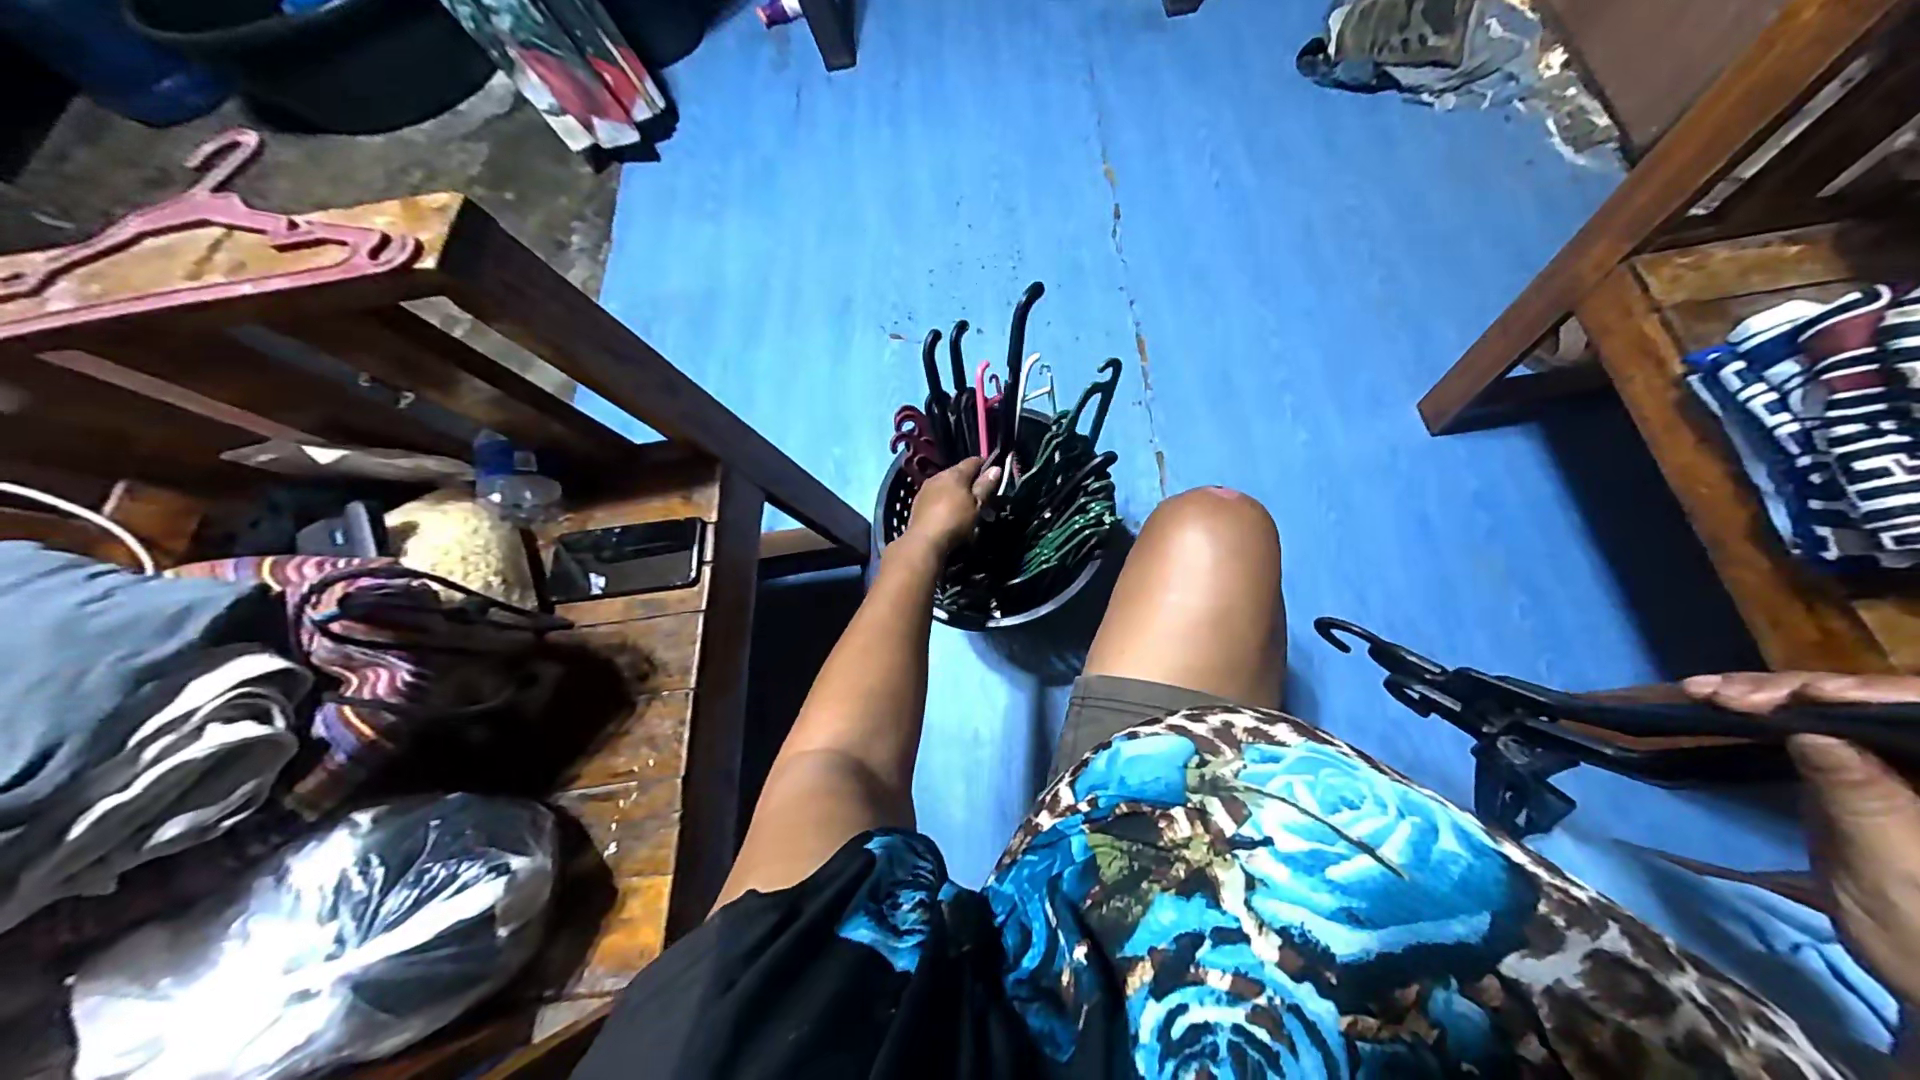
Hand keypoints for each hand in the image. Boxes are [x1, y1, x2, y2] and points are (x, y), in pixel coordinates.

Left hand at [901, 456, 1001, 555]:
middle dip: (970, 482)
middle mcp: (938, 476)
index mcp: (955, 473)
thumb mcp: (977, 505)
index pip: (973, 461)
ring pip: (946, 485)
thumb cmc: (956, 521)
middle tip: (981, 497)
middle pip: (958, 473)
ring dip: (956, 492)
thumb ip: (985, 486)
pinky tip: (948, 513)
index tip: (993, 477)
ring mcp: (925, 489)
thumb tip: (995, 468)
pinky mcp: (917, 503)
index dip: (985, 466)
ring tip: (964, 508)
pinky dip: (944, 500)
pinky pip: (936, 496)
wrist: (924, 541)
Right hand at [1684, 671, 1919, 1004]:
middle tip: (1725, 694)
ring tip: (1708, 692)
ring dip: (1772, 695)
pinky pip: (1817, 723)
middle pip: (1878, 701)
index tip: (1802, 695)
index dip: (1868, 695)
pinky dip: (1767, 710)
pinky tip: (1720, 701)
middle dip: (1799, 691)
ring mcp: (1903, 761)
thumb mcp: (1887, 866)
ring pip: (1839, 707)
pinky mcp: (1865, 767)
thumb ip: (1861, 797)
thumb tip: (1814, 731)